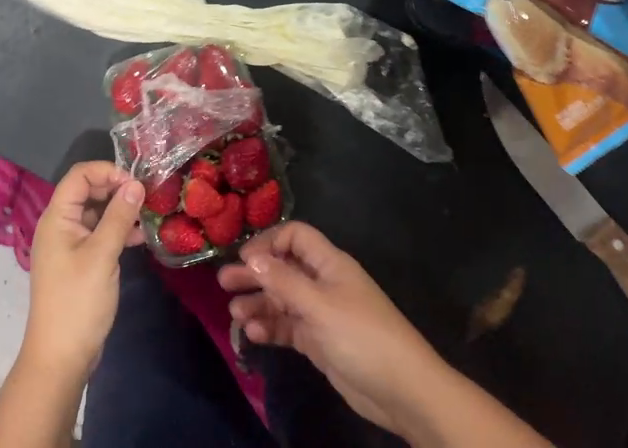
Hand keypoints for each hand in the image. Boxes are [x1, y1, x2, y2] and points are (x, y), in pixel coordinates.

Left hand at [22, 161, 145, 376]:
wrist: (61, 355)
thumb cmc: (78, 301)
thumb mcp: (102, 256)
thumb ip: (119, 217)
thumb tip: (136, 184)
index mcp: (57, 217)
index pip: (79, 175)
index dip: (107, 171)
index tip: (136, 184)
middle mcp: (60, 225)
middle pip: (87, 191)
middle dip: (116, 189)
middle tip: (147, 198)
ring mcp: (69, 245)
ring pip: (96, 213)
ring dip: (120, 211)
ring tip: (148, 216)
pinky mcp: (80, 262)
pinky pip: (99, 234)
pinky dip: (118, 231)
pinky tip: (141, 238)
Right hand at [218, 221, 448, 436]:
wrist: (402, 391)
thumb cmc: (362, 336)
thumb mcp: (319, 305)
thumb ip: (283, 280)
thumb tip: (251, 258)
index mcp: (330, 265)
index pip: (295, 237)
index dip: (269, 242)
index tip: (244, 259)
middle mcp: (324, 284)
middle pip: (284, 268)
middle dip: (255, 274)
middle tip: (224, 283)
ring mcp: (321, 314)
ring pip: (282, 300)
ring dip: (259, 303)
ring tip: (235, 313)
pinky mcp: (319, 342)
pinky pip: (288, 327)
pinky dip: (270, 328)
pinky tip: (254, 335)